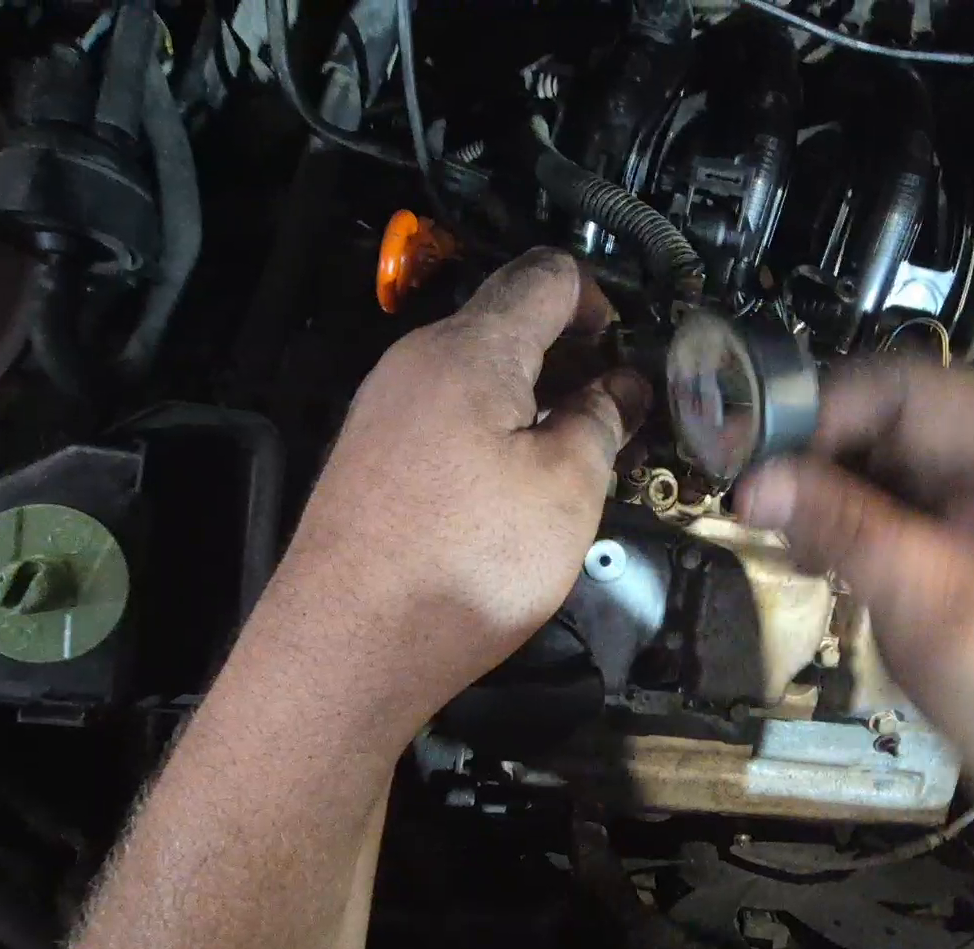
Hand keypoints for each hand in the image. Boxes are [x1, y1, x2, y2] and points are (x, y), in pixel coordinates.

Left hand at [267, 249, 649, 731]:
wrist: (346, 645)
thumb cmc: (470, 559)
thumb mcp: (565, 488)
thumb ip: (600, 422)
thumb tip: (619, 386)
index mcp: (470, 349)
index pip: (547, 277)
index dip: (601, 301)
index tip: (627, 353)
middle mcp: (416, 362)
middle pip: (507, 326)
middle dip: (569, 360)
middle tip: (611, 418)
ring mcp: (384, 411)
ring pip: (476, 379)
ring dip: (531, 403)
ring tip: (569, 459)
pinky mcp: (370, 458)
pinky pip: (444, 419)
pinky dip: (490, 434)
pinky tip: (510, 490)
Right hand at [737, 362, 973, 799]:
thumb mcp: (929, 599)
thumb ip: (840, 529)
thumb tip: (757, 482)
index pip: (901, 391)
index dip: (821, 413)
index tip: (758, 453)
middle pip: (883, 427)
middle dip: (813, 461)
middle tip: (756, 499)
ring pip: (874, 471)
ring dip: (820, 498)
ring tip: (783, 539)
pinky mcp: (951, 544)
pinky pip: (881, 511)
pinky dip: (837, 528)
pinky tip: (811, 558)